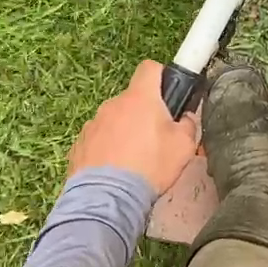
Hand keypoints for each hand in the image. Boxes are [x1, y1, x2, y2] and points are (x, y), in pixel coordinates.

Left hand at [67, 61, 199, 194]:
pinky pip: (99, 139)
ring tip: (135, 159)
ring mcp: (93, 124)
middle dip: (145, 113)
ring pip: (115, 120)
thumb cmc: (150, 166)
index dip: (162, 75)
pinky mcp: (79, 145)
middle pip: (133, 99)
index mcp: (140, 98)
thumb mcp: (184, 146)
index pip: (150, 68)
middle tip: (157, 138)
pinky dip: (108, 149)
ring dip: (125, 131)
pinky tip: (117, 170)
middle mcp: (113, 105)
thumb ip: (188, 124)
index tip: (169, 93)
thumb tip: (184, 118)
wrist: (108, 198)